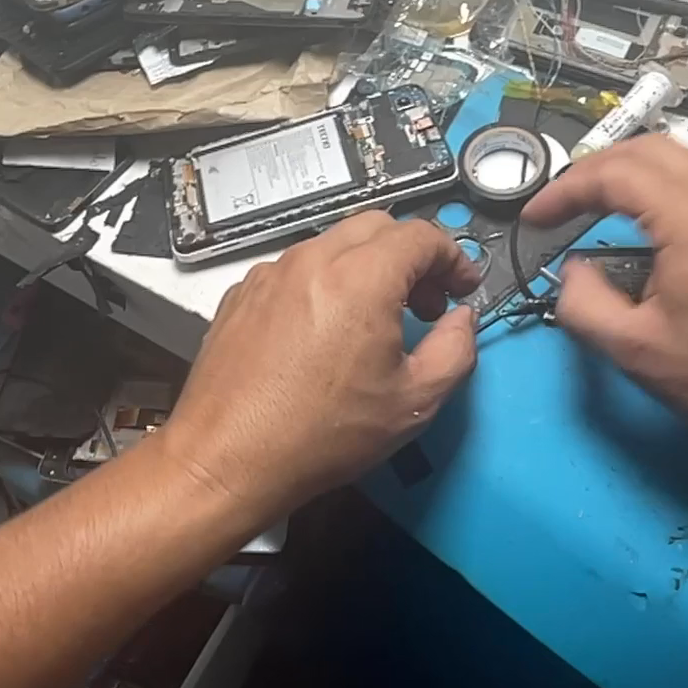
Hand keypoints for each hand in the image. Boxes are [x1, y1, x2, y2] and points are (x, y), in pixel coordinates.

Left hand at [158, 212, 481, 514]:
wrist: (225, 460)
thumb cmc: (322, 434)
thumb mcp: (413, 402)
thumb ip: (456, 349)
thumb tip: (461, 319)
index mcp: (361, 277)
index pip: (421, 236)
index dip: (453, 258)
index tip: (462, 288)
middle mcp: (312, 259)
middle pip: (377, 227)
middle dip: (412, 256)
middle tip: (426, 303)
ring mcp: (270, 272)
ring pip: (333, 245)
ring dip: (368, 267)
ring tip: (376, 320)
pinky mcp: (242, 293)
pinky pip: (296, 269)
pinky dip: (325, 282)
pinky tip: (325, 331)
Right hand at [523, 137, 687, 473]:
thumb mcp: (636, 350)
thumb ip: (583, 303)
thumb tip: (574, 272)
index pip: (615, 173)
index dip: (564, 189)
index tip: (535, 218)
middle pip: (650, 150)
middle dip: (595, 169)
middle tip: (562, 204)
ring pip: (683, 163)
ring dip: (631, 176)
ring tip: (597, 211)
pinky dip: (663, 192)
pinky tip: (651, 232)